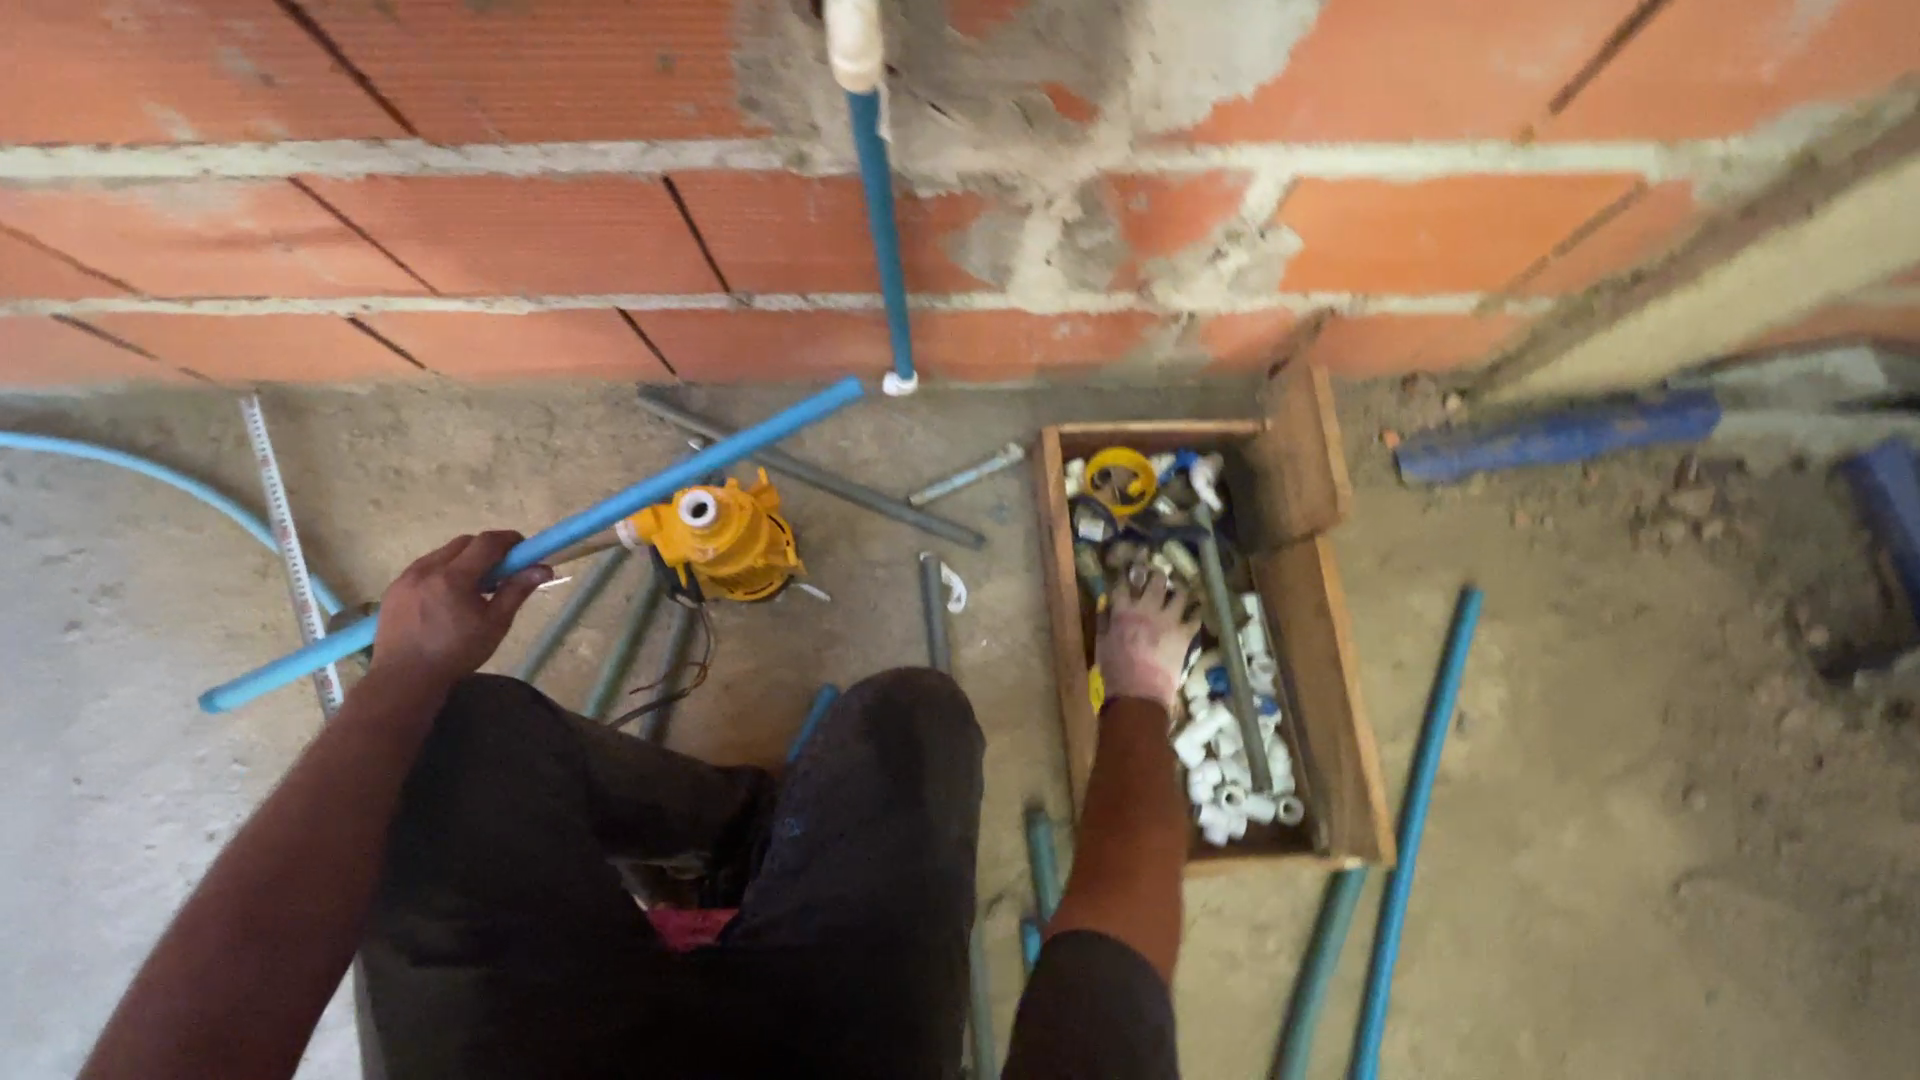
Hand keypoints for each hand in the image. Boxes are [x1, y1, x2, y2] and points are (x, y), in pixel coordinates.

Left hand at [370, 531, 551, 686]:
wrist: (404, 678)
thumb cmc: (456, 653)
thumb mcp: (495, 624)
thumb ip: (517, 590)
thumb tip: (543, 568)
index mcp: (453, 578)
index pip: (487, 542)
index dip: (510, 540)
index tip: (525, 550)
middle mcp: (426, 570)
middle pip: (464, 543)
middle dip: (488, 549)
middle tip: (503, 572)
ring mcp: (406, 578)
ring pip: (443, 554)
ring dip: (465, 560)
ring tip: (476, 587)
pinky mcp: (394, 588)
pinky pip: (425, 567)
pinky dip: (444, 571)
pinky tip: (450, 596)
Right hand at [1096, 567, 1200, 709]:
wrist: (1139, 692)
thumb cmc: (1115, 670)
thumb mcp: (1101, 644)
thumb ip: (1103, 621)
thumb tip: (1105, 605)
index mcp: (1123, 612)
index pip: (1123, 585)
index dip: (1125, 576)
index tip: (1127, 573)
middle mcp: (1147, 609)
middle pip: (1156, 581)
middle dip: (1157, 574)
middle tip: (1158, 574)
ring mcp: (1169, 620)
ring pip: (1180, 594)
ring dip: (1179, 590)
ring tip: (1179, 590)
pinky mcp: (1184, 634)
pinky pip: (1195, 617)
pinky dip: (1196, 613)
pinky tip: (1195, 611)